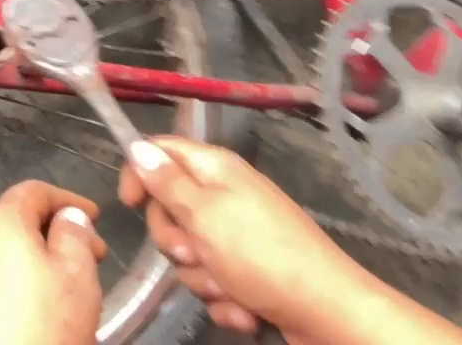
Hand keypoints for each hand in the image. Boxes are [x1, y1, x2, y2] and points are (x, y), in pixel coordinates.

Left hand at [0, 180, 109, 344]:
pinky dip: (22, 277)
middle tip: (95, 254)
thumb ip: (75, 235)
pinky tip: (43, 305)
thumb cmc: (44, 323)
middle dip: (57, 230)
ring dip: (40, 256)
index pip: (34, 190)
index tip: (96, 217)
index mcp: (1, 220)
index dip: (69, 198)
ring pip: (7, 249)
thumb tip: (68, 216)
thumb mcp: (76, 274)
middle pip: (18, 218)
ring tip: (73, 282)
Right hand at [119, 137, 376, 340]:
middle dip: (175, 239)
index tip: (130, 204)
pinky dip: (225, 298)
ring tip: (228, 288)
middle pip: (170, 207)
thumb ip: (165, 181)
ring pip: (190, 250)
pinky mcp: (250, 272)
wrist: (331, 317)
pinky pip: (215, 279)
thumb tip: (137, 145)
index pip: (161, 150)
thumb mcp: (203, 214)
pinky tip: (244, 309)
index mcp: (215, 169)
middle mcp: (225, 195)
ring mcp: (240, 236)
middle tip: (192, 253)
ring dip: (202, 276)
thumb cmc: (261, 255)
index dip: (139, 172)